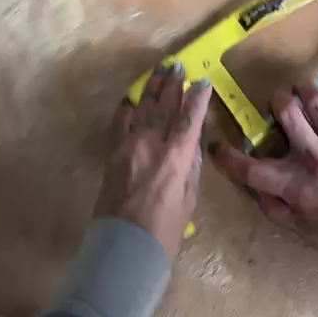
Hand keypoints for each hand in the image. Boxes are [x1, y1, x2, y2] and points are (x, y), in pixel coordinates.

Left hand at [97, 63, 212, 256]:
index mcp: (177, 157)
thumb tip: (192, 145)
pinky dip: (128, 109)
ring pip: (143, 108)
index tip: (203, 82)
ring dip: (152, 88)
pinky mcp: (113, 154)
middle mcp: (153, 144)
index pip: (190, 117)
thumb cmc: (164, 233)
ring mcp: (130, 146)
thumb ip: (191, 168)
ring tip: (159, 71)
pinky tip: (131, 99)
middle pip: (165, 105)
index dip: (198, 97)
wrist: (123, 251)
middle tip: (178, 65)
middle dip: (173, 84)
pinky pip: (121, 124)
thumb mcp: (189, 200)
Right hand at [210, 84, 317, 247]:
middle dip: (278, 101)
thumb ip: (275, 207)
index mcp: (293, 182)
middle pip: (285, 108)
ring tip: (305, 97)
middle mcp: (311, 155)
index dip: (227, 156)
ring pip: (313, 97)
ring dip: (305, 92)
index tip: (218, 146)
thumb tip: (256, 188)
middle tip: (281, 108)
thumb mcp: (301, 224)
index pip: (250, 168)